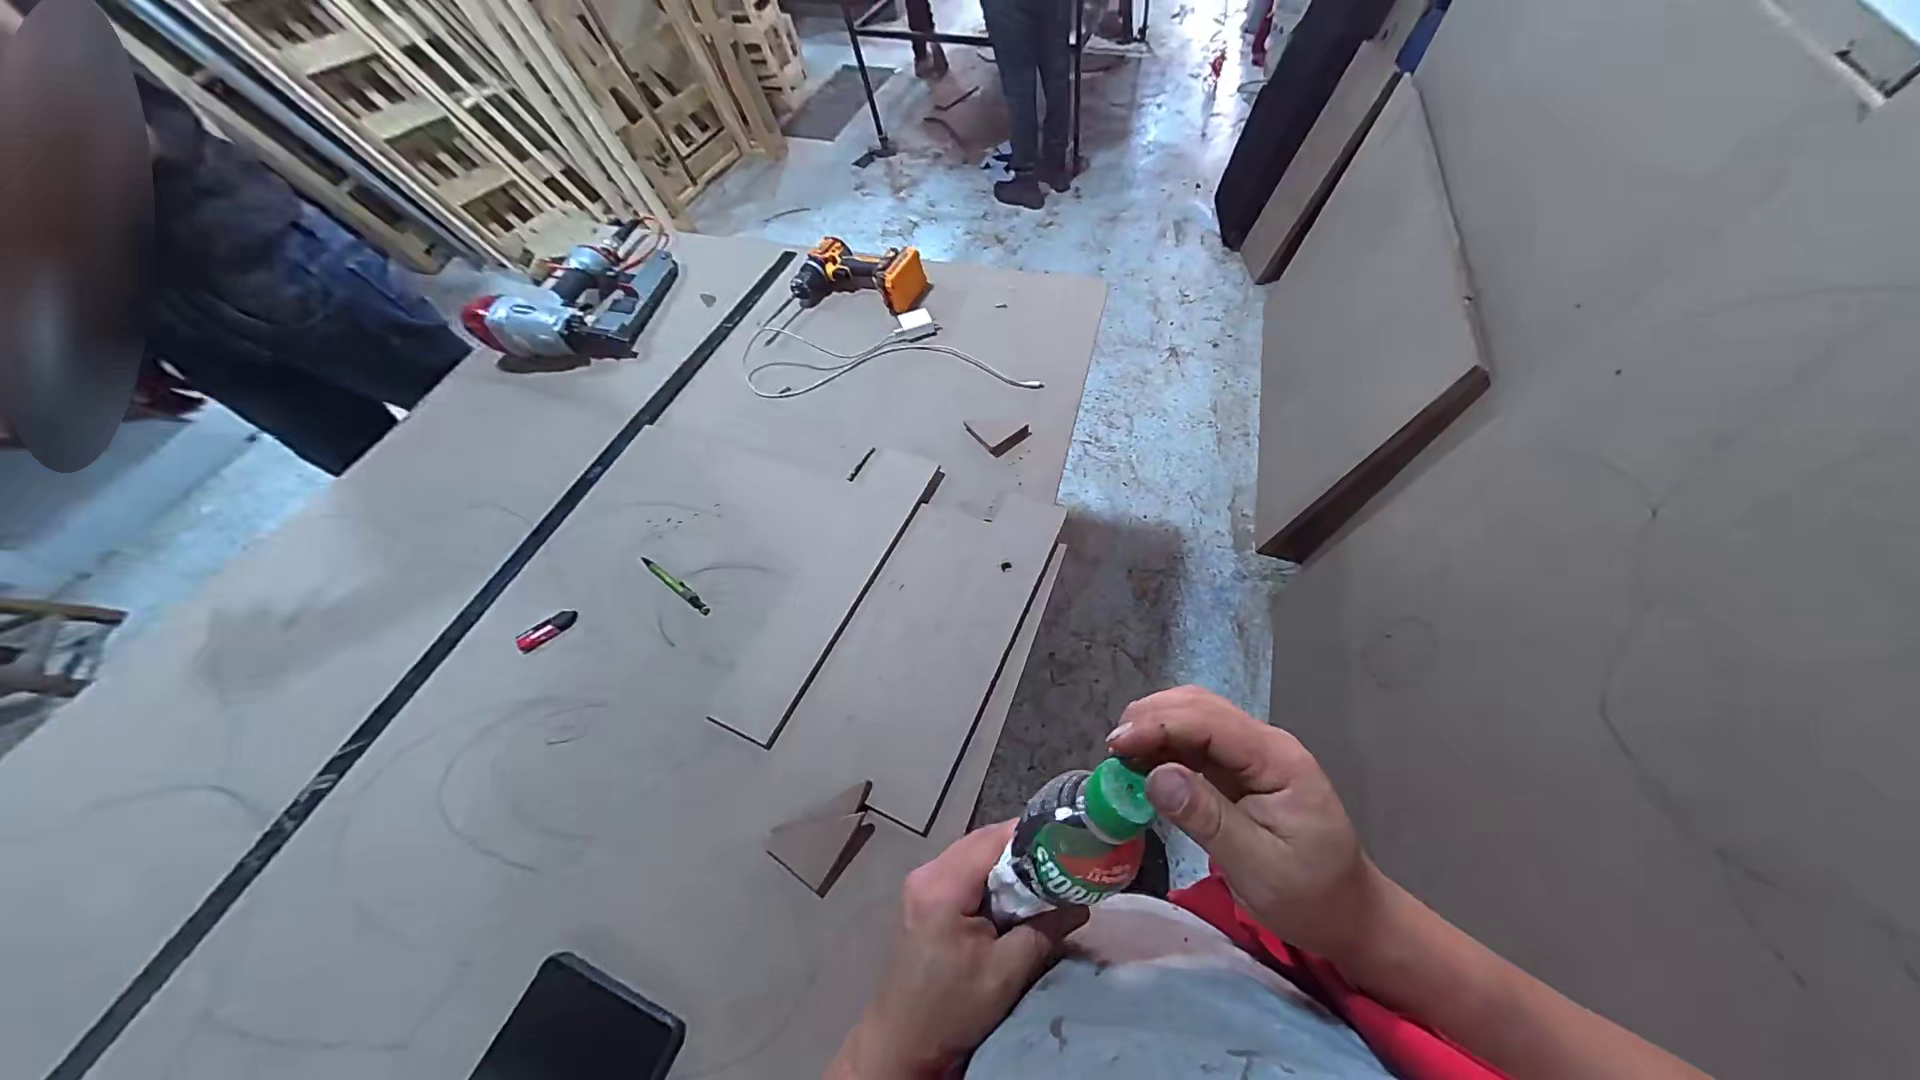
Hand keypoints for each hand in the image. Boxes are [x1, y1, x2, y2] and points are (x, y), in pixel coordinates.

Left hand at [827, 821, 1086, 1078]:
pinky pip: (960, 869)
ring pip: (970, 853)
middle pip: (980, 842)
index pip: (991, 839)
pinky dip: (986, 874)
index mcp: (941, 885)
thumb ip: (1045, 929)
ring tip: (1039, 874)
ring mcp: (919, 883)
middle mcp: (925, 873)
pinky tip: (1008, 891)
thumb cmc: (953, 1009)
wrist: (902, 1043)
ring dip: (1003, 860)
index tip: (1061, 839)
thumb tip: (1079, 901)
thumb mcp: (1006, 973)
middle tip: (1056, 858)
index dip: (1028, 834)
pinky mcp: (921, 896)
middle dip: (1019, 847)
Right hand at [1107, 685, 1383, 965]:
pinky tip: (1142, 761)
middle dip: (1151, 718)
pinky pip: (1194, 739)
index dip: (1159, 725)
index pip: (1210, 722)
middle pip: (1199, 706)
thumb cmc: (1308, 897)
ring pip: (1194, 715)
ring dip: (1154, 725)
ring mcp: (1251, 752)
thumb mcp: (1257, 867)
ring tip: (1122, 753)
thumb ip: (1206, 817)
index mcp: (1276, 759)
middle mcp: (1264, 743)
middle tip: (1113, 750)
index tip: (1116, 745)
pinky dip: (1163, 743)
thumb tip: (1153, 776)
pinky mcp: (1237, 766)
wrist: (1348, 915)